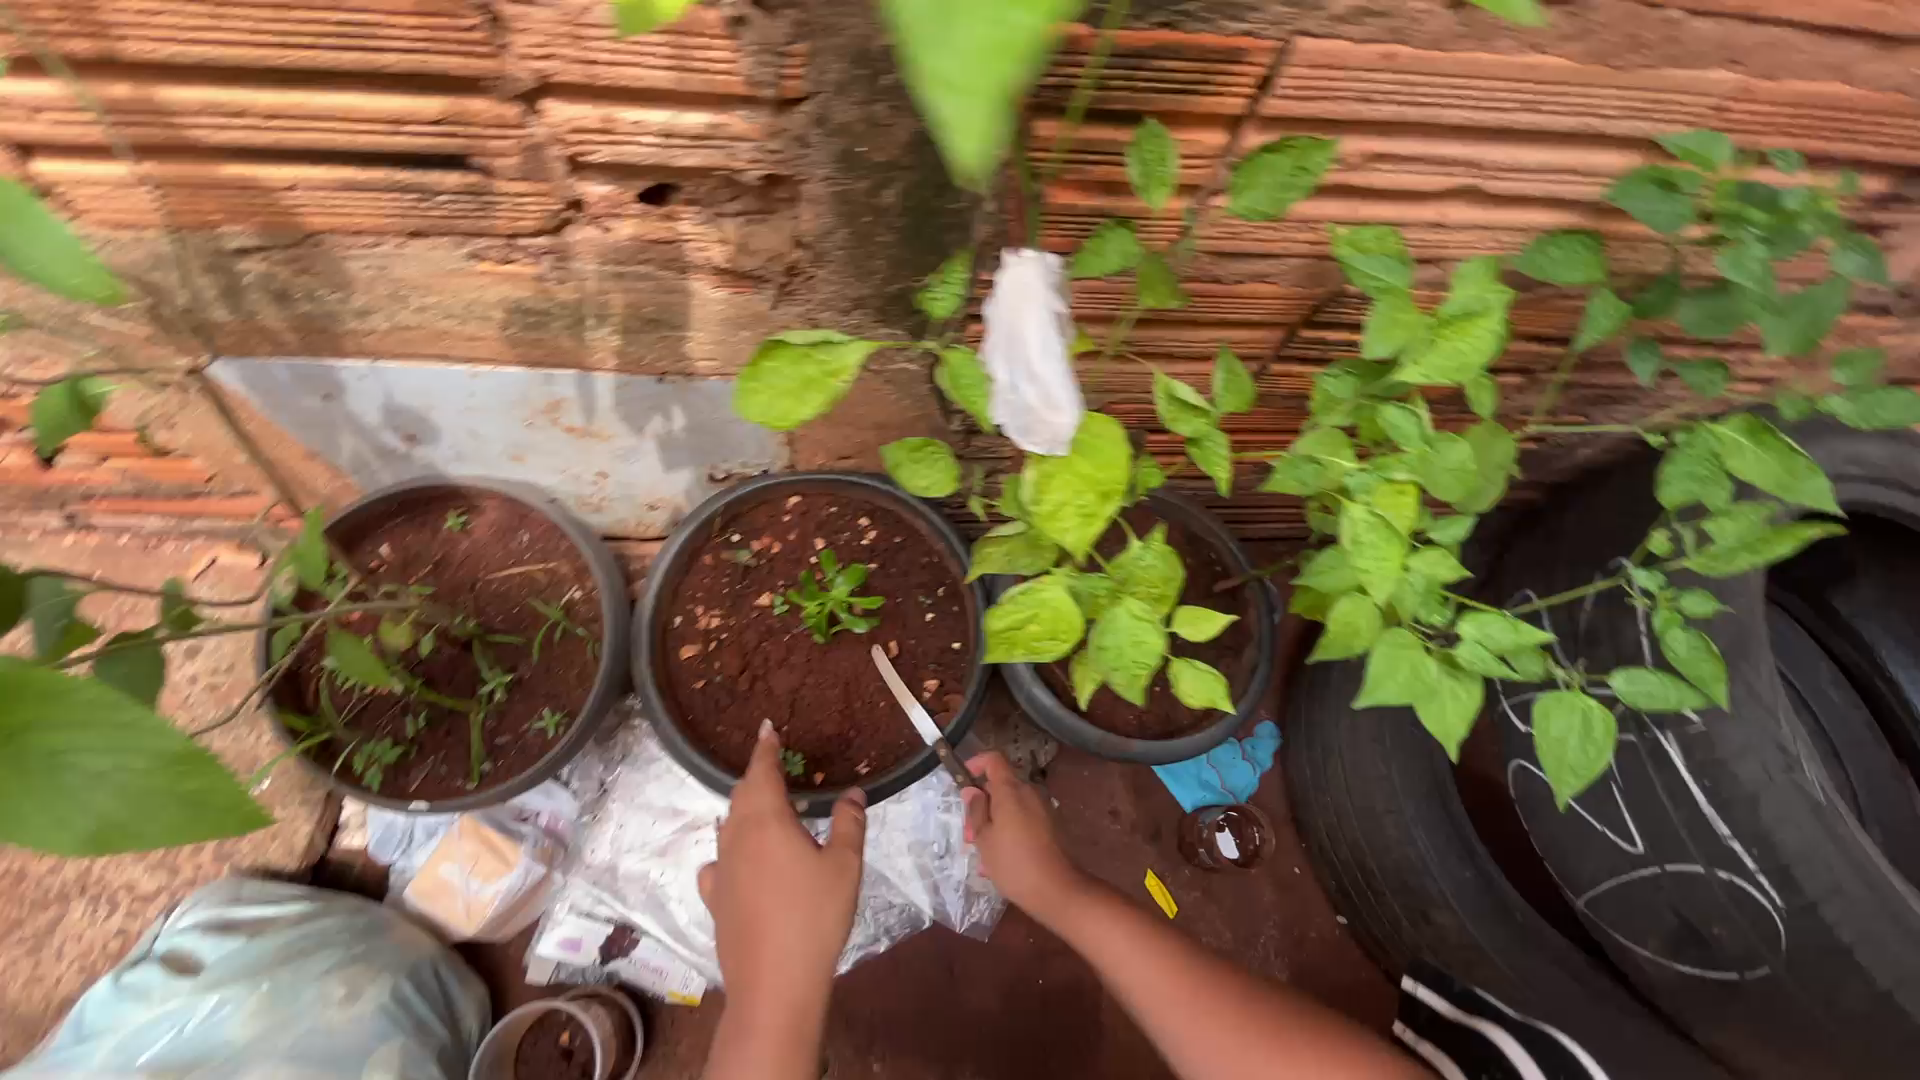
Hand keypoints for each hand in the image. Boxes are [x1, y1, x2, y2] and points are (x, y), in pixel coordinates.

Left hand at [699, 721, 866, 1006]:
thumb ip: (849, 823)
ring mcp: (720, 869)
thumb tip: (853, 791)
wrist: (774, 983)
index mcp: (767, 820)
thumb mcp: (845, 865)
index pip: (762, 771)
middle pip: (742, 795)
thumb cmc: (815, 916)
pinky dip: (729, 847)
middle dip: (757, 775)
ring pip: (729, 825)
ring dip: (744, 809)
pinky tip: (738, 858)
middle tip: (775, 764)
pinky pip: (718, 859)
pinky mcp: (714, 898)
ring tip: (764, 806)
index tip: (766, 727)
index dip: (766, 748)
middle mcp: (737, 837)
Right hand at [962, 752, 1090, 922]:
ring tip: (983, 856)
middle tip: (971, 836)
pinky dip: (1009, 832)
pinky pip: (1023, 820)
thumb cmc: (1014, 863)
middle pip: (1000, 786)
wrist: (1058, 890)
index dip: (976, 763)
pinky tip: (1001, 861)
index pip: (994, 760)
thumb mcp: (984, 838)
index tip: (963, 780)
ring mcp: (1043, 809)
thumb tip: (971, 790)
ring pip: (1010, 806)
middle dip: (981, 806)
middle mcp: (1030, 792)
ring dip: (994, 823)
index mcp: (1011, 790)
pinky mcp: (1051, 826)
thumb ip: (975, 810)